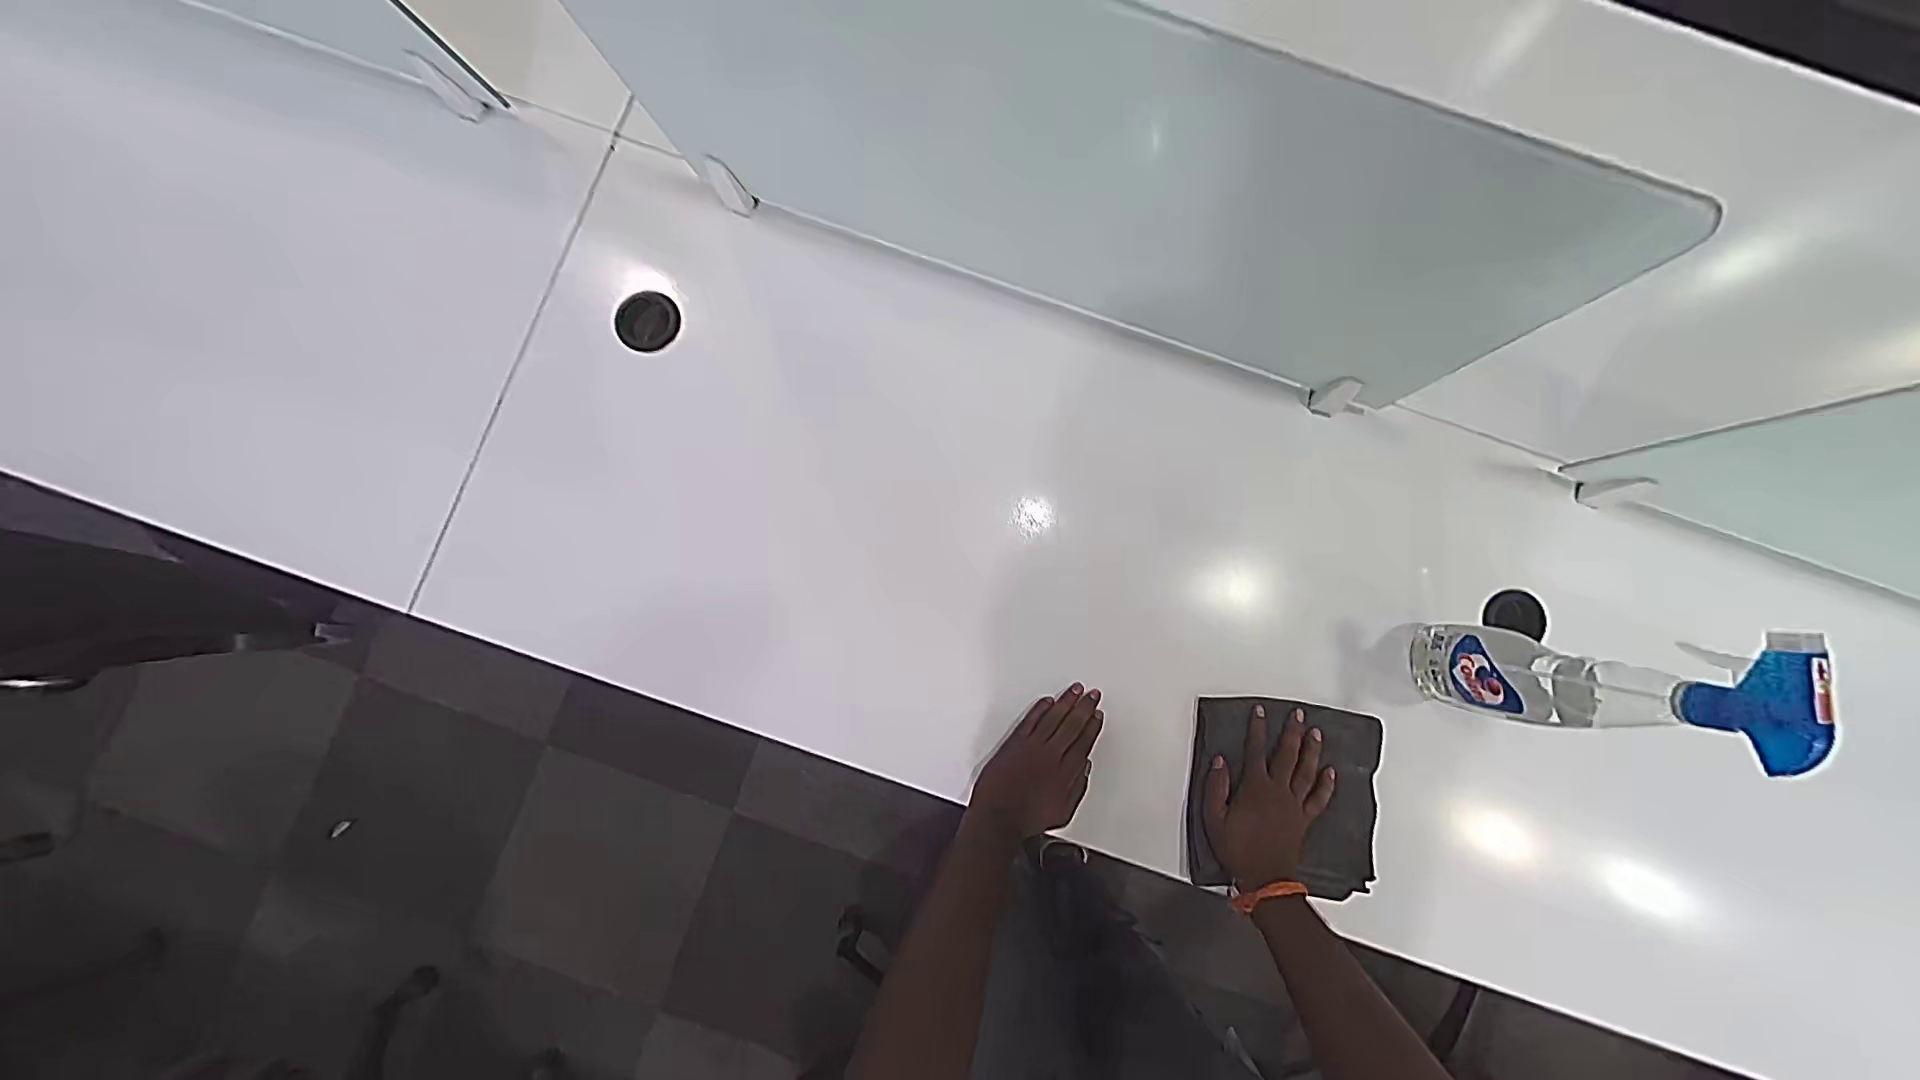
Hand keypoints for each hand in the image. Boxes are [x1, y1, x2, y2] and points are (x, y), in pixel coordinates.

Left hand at [970, 683, 1104, 835]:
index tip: (1097, 714)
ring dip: (1066, 701)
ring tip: (1075, 690)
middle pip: (1072, 724)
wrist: (998, 816)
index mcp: (1065, 772)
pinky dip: (1040, 708)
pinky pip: (1030, 720)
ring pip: (1054, 717)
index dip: (1093, 726)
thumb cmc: (1026, 818)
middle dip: (1085, 707)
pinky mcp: (1015, 743)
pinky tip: (1048, 701)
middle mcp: (1051, 755)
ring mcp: (1032, 746)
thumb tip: (1084, 769)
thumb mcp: (1062, 812)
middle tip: (1093, 694)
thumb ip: (1077, 789)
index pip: (1084, 741)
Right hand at [1204, 705, 1335, 888]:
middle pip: (1287, 755)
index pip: (1255, 750)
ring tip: (1316, 733)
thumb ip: (1216, 787)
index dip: (1257, 729)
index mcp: (1254, 788)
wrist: (1265, 879)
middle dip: (1291, 732)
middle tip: (1297, 715)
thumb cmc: (1237, 848)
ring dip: (1312, 750)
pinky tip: (1330, 772)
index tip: (1260, 712)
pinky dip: (1326, 784)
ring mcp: (1294, 805)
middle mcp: (1277, 791)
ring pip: (1306, 771)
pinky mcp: (1304, 820)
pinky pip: (1318, 798)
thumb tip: (1220, 761)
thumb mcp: (1213, 817)